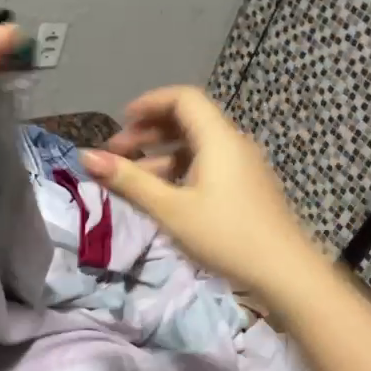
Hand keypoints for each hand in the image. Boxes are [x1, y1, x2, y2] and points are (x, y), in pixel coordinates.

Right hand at [80, 86, 331, 302]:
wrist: (285, 272)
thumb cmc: (225, 235)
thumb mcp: (170, 209)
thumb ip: (129, 180)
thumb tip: (86, 157)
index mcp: (218, 139)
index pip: (182, 98)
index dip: (148, 103)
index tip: (120, 123)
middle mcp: (233, 143)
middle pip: (187, 120)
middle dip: (148, 132)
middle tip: (117, 154)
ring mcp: (242, 166)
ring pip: (196, 145)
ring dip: (161, 153)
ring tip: (133, 179)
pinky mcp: (246, 187)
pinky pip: (207, 164)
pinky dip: (179, 169)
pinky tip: (163, 195)